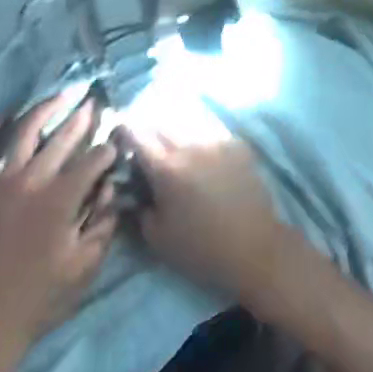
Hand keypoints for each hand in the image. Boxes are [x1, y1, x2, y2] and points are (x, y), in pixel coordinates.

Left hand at [0, 92, 119, 348]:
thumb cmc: (41, 297)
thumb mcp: (85, 266)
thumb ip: (103, 223)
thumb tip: (111, 190)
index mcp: (61, 199)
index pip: (92, 160)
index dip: (108, 149)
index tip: (118, 139)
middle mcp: (31, 181)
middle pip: (61, 138)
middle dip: (81, 118)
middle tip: (94, 101)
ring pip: (22, 135)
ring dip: (43, 111)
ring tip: (59, 96)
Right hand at [119, 122, 290, 306]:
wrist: (253, 247)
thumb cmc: (200, 248)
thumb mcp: (157, 237)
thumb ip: (138, 208)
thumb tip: (131, 189)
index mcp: (166, 168)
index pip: (137, 135)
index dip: (124, 132)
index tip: (119, 136)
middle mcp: (190, 146)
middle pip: (161, 123)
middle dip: (148, 129)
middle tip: (144, 144)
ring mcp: (217, 141)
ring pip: (187, 124)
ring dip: (173, 130)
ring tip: (172, 145)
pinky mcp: (238, 145)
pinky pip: (211, 131)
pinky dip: (199, 136)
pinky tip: (200, 152)